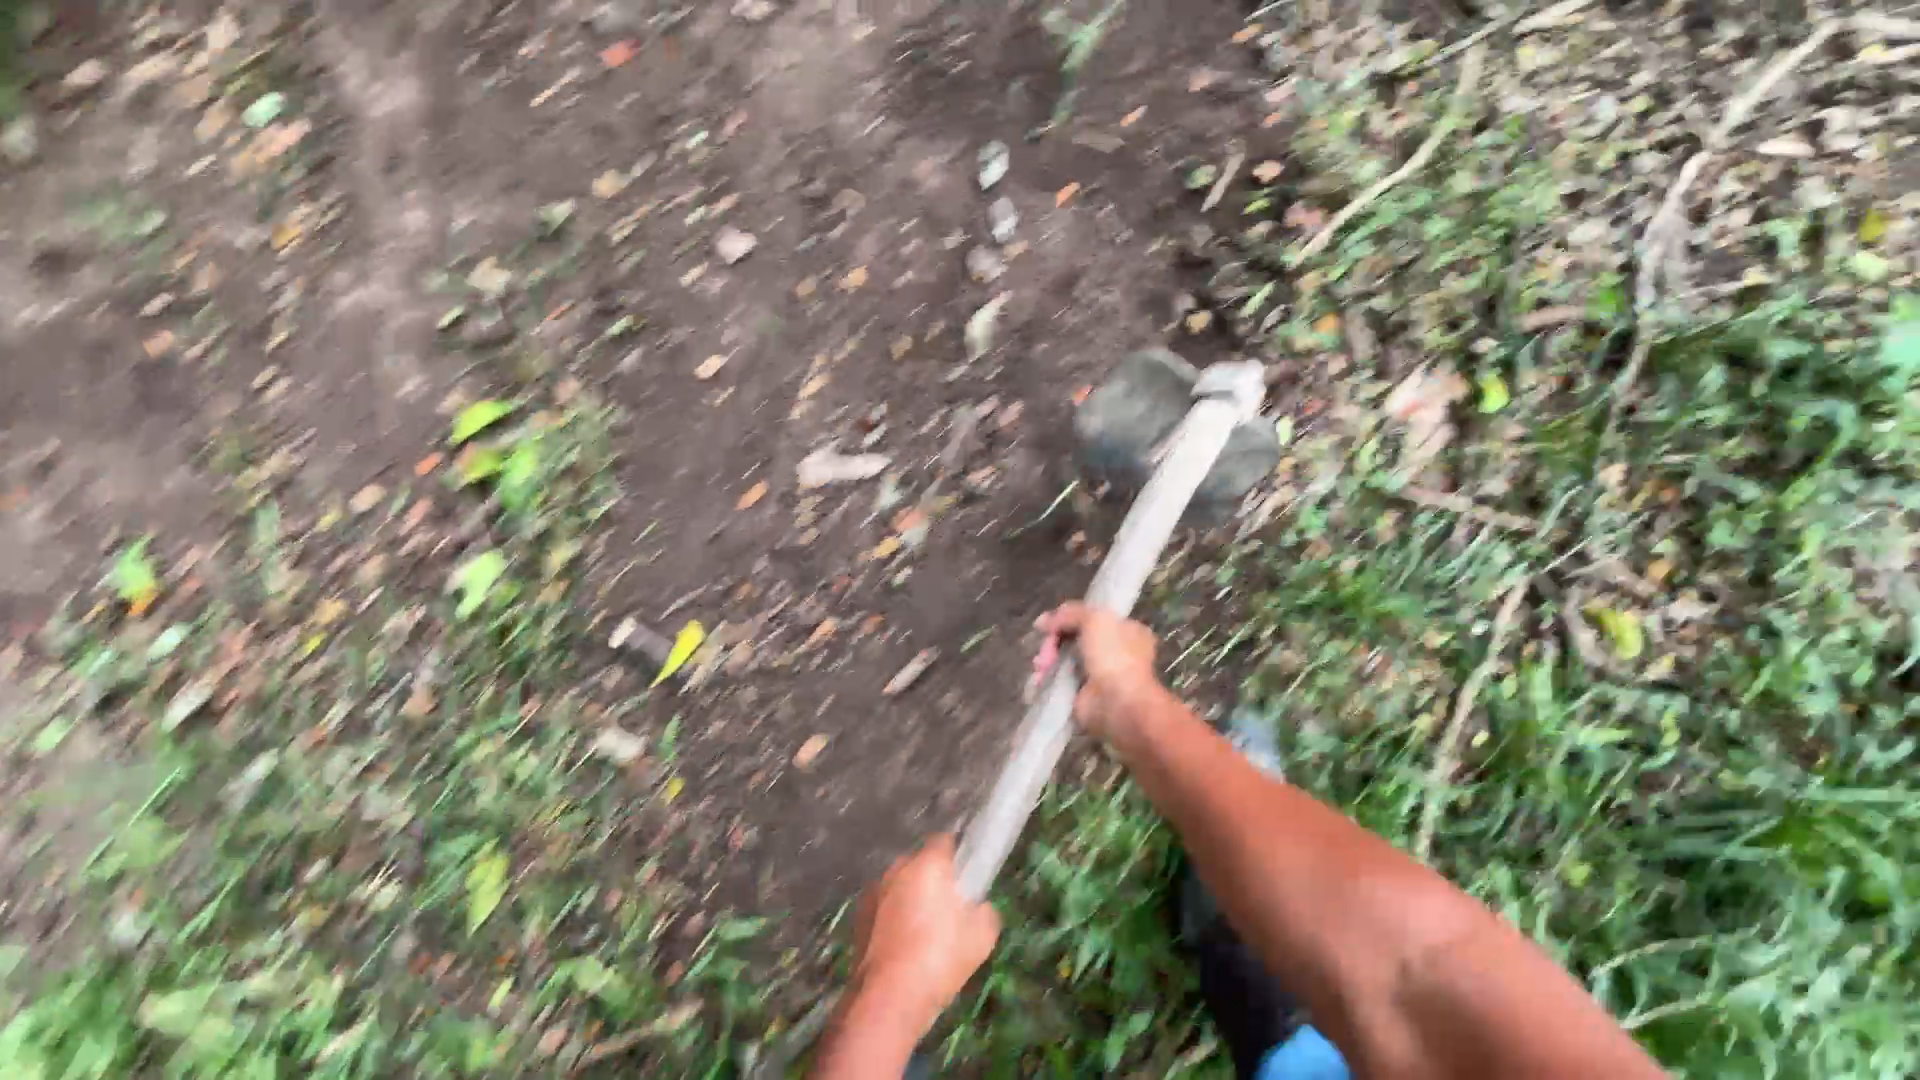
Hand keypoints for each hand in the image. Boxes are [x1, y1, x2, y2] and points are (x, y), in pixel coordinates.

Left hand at [848, 835, 999, 1039]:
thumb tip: (977, 906)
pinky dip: (892, 916)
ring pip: (899, 885)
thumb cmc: (939, 959)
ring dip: (910, 897)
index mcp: (928, 865)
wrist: (889, 997)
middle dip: (933, 878)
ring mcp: (874, 890)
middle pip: (920, 863)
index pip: (944, 840)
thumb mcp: (982, 936)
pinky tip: (901, 945)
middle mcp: (897, 869)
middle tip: (947, 908)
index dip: (957, 856)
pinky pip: (883, 905)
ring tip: (922, 932)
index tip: (965, 877)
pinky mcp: (858, 914)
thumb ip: (985, 910)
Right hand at [1032, 601, 1168, 740]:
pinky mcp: (1082, 694)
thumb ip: (1070, 614)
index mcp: (1127, 631)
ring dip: (1048, 659)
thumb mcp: (1095, 619)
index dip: (1070, 617)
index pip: (1094, 618)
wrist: (1117, 702)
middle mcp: (1115, 652)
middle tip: (1047, 646)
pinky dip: (1046, 678)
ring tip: (1040, 664)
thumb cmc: (1113, 655)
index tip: (1051, 621)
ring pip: (1064, 659)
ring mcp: (1098, 675)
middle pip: (1074, 638)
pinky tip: (1039, 678)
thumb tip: (1043, 621)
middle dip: (1054, 640)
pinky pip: (1059, 680)